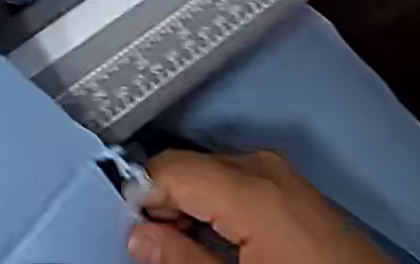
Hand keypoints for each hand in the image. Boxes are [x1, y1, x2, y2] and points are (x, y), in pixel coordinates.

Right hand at [128, 150, 390, 263]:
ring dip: (189, 207)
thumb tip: (138, 236)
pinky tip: (217, 245)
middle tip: (154, 250)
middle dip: (165, 204)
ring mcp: (280, 173)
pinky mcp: (292, 188)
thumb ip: (184, 260)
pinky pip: (236, 183)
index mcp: (247, 183)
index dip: (141, 197)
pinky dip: (216, 207)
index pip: (168, 168)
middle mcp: (261, 164)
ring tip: (185, 252)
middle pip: (188, 167)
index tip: (127, 233)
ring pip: (210, 174)